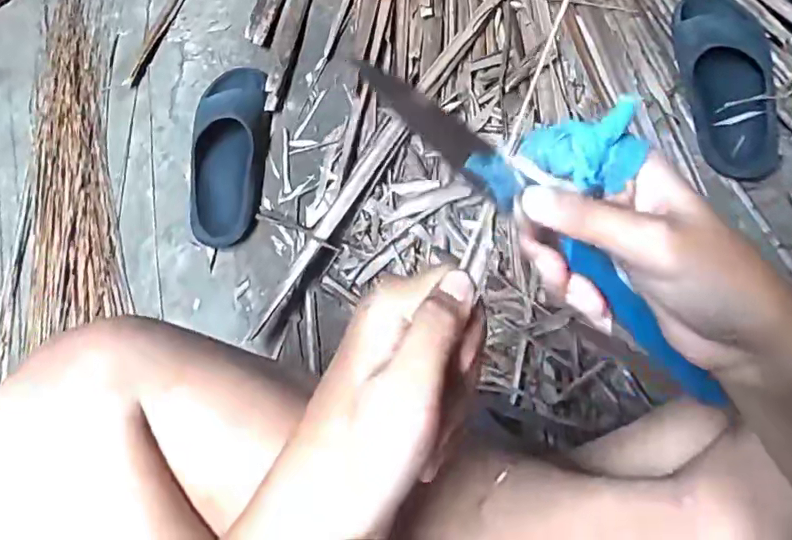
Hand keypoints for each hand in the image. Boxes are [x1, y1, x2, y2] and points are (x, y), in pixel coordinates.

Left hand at [228, 267, 484, 539]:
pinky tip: (421, 439)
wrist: (326, 514)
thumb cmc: (355, 457)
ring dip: (452, 403)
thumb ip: (439, 323)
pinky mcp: (399, 383)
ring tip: (423, 427)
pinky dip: (442, 421)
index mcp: (388, 306)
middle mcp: (390, 321)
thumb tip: (462, 278)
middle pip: (462, 323)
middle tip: (433, 400)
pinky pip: (447, 389)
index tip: (448, 363)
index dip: (466, 327)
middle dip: (460, 371)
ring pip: (458, 360)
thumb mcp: (410, 383)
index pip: (459, 281)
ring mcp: (395, 352)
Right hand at [516, 154, 791, 376]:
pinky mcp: (605, 268)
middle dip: (546, 240)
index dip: (537, 176)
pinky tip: (602, 315)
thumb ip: (588, 219)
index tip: (525, 212)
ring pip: (551, 239)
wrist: (749, 346)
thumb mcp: (652, 244)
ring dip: (561, 275)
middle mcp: (611, 192)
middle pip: (548, 199)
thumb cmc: (714, 278)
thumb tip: (526, 196)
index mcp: (628, 168)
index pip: (565, 152)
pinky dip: (576, 295)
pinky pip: (567, 272)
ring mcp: (606, 232)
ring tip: (589, 303)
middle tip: (555, 271)